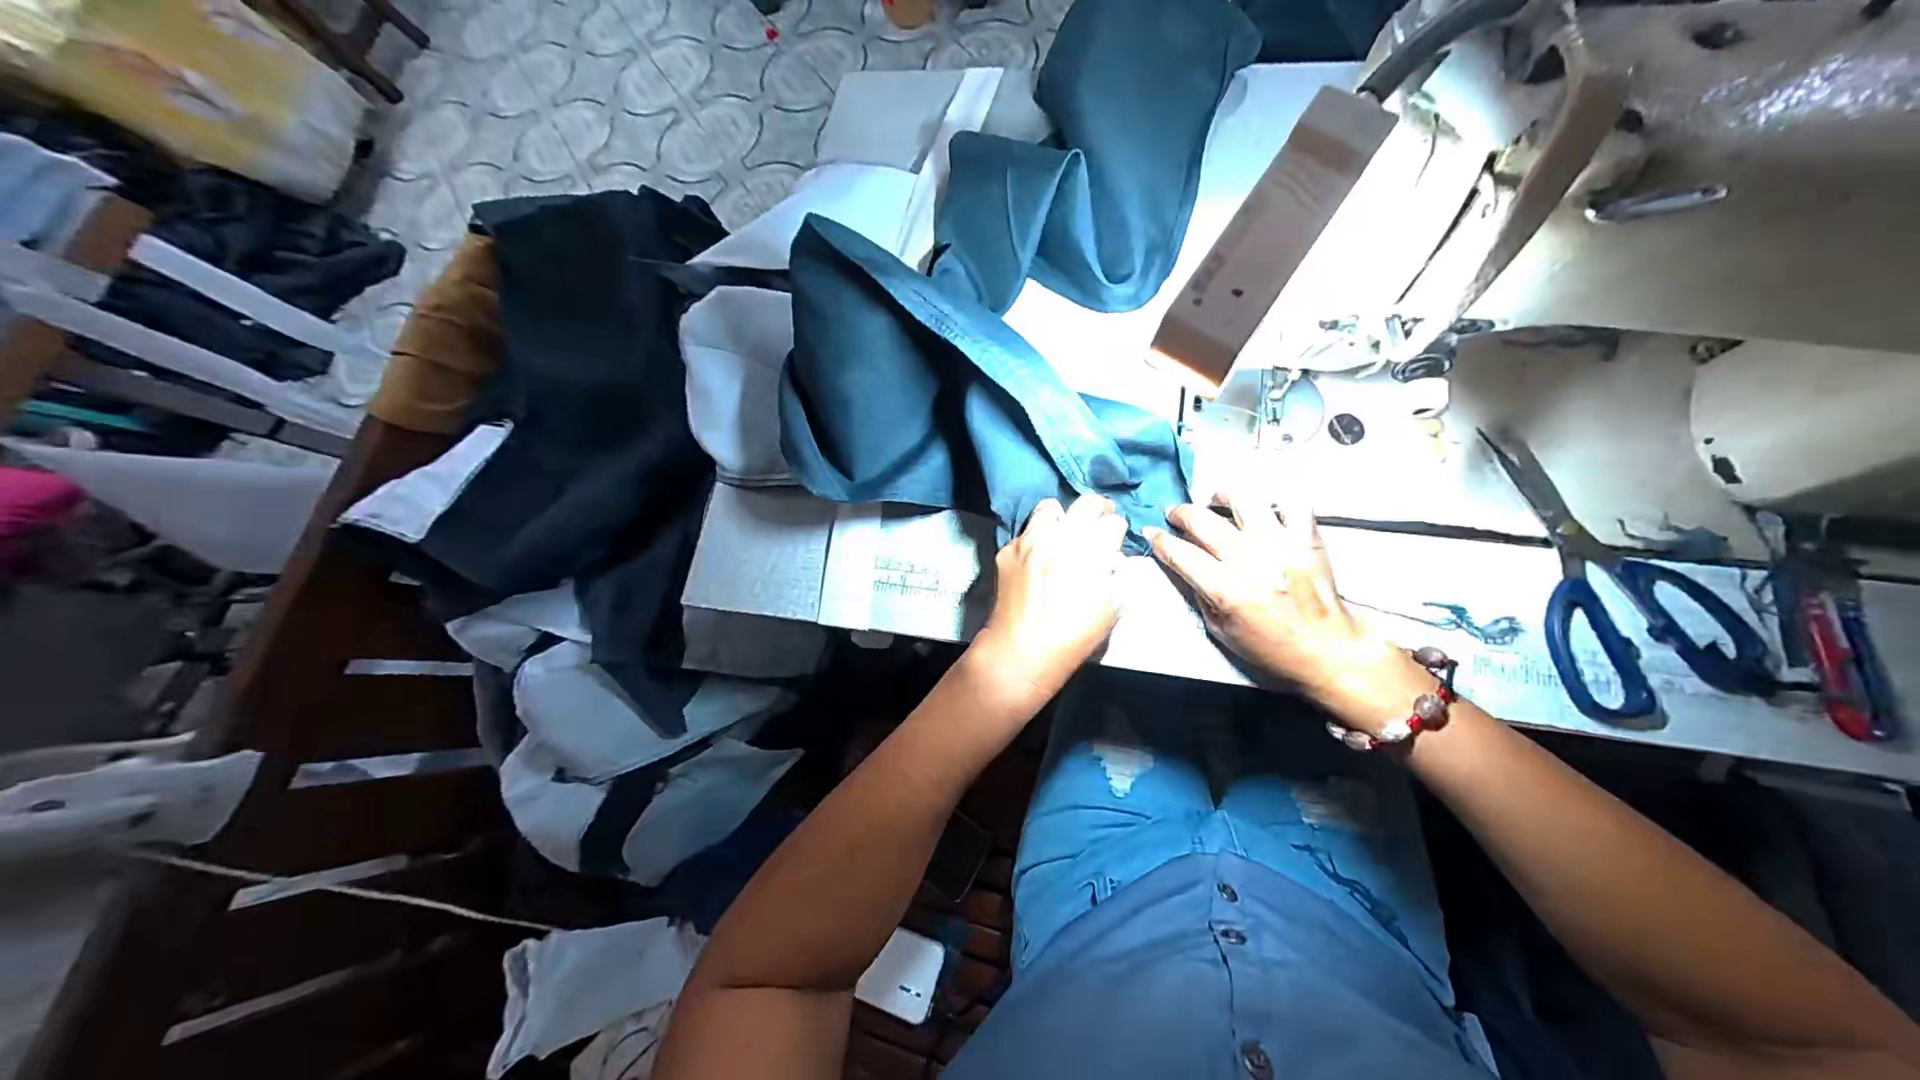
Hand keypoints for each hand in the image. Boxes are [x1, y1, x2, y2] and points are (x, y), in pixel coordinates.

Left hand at [966, 494, 1128, 713]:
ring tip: (1062, 534)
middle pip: (1087, 503)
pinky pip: (1025, 532)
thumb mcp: (1112, 607)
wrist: (1023, 649)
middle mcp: (1061, 534)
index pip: (1114, 522)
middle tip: (1096, 525)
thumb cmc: (1074, 635)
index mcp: (1093, 548)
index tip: (1114, 540)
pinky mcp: (1008, 549)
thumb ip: (1115, 576)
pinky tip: (1037, 557)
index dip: (1116, 532)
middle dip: (1096, 511)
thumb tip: (1110, 561)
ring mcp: (1030, 539)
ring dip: (1061, 518)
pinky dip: (1035, 539)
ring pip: (1050, 508)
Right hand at [1147, 490, 1433, 734]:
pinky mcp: (1307, 540)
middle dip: (1180, 513)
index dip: (1160, 540)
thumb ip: (1200, 594)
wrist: (1326, 650)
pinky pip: (1292, 504)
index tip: (1152, 533)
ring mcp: (1282, 546)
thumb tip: (1185, 565)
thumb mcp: (1221, 630)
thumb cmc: (1272, 648)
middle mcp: (1251, 562)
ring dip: (1223, 496)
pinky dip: (1276, 501)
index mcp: (1227, 590)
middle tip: (1175, 514)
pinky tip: (1264, 508)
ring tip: (1217, 499)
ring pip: (1245, 500)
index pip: (1180, 553)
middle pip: (1203, 521)